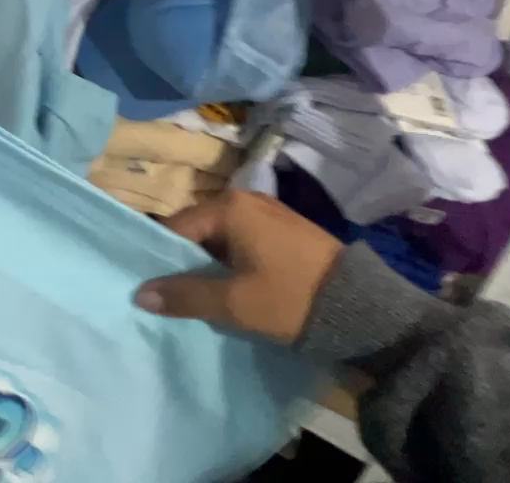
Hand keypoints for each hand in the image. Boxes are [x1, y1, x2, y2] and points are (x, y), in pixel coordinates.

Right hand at [133, 191, 343, 344]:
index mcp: (228, 207)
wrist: (368, 311)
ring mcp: (270, 212)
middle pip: (198, 230)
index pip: (176, 227)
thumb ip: (185, 296)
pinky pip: (245, 240)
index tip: (158, 286)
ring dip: (213, 263)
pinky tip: (241, 287)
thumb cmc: (292, 299)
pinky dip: (236, 261)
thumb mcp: (234, 303)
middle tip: (183, 295)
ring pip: (223, 237)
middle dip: (189, 261)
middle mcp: (245, 199)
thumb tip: (140, 294)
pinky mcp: (288, 229)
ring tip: (211, 295)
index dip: (163, 258)